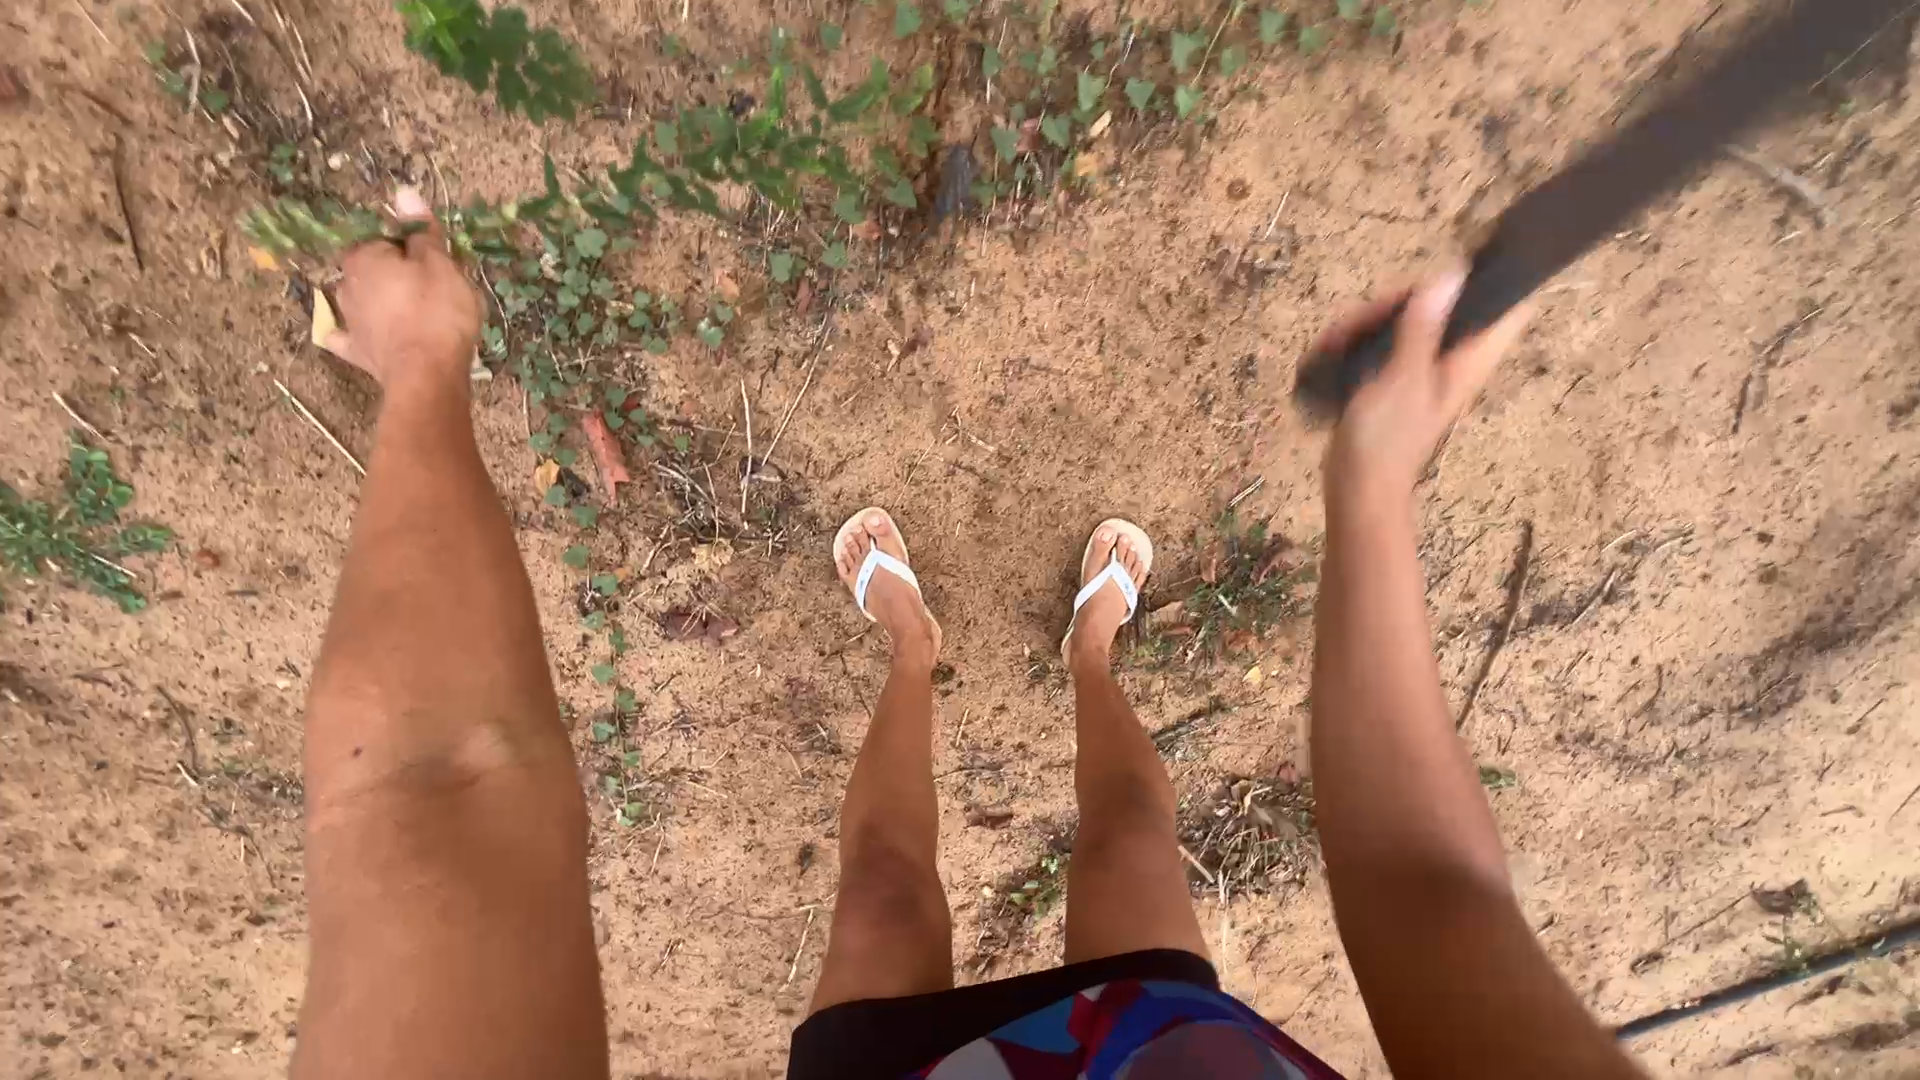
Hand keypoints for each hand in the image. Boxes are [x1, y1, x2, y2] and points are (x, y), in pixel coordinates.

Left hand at [323, 187, 480, 393]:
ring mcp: (348, 319)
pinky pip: (348, 336)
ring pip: (361, 299)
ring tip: (411, 314)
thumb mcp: (441, 266)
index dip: (413, 248)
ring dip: (378, 301)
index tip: (439, 262)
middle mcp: (346, 283)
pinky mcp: (357, 352)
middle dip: (396, 274)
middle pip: (373, 270)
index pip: (386, 239)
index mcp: (365, 257)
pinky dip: (352, 333)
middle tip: (434, 290)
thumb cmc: (437, 313)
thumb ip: (422, 233)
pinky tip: (355, 334)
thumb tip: (404, 192)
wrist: (427, 374)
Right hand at [1318, 265, 1531, 504]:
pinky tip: (1327, 357)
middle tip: (1357, 322)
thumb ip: (1422, 329)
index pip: (1507, 304)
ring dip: (1364, 326)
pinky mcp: (1389, 381)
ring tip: (1330, 345)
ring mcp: (1419, 369)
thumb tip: (1449, 276)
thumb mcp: (1401, 379)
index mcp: (1470, 357)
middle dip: (1394, 304)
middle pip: (1438, 304)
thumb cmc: (1385, 439)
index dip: (1491, 276)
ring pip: (1401, 323)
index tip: (1452, 264)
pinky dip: (1354, 346)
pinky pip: (1379, 346)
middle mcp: (1451, 358)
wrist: (1357, 487)